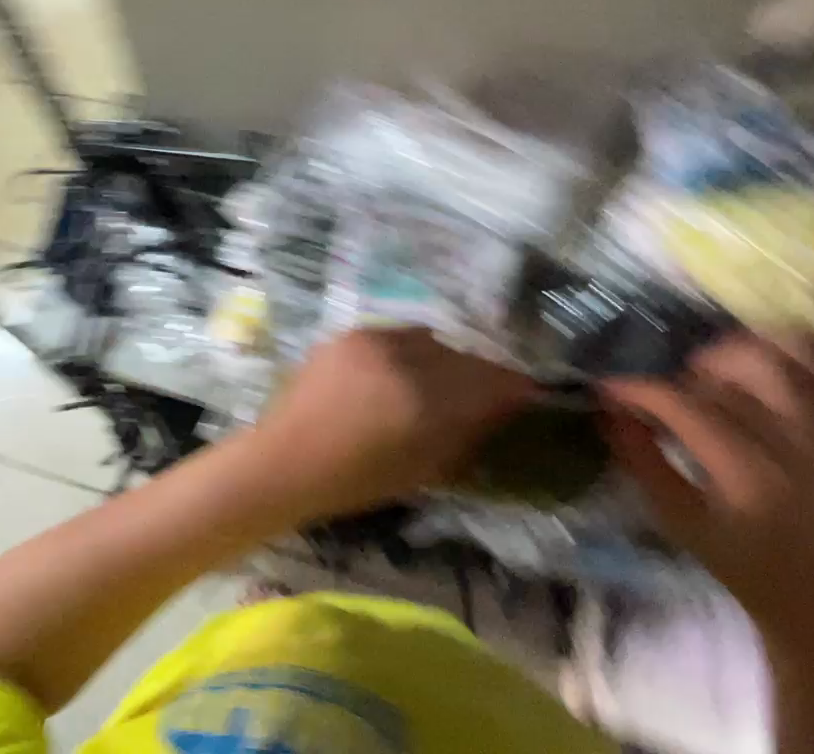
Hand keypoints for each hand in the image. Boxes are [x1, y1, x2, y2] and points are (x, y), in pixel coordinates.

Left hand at [247, 328, 539, 517]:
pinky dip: (412, 350)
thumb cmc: (354, 481)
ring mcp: (373, 341)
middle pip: (465, 356)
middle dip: (483, 374)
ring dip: (447, 358)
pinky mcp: (349, 334)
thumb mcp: (423, 469)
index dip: (516, 388)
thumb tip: (499, 413)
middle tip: (488, 392)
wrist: (284, 461)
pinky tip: (404, 372)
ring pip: (432, 340)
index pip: (490, 382)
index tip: (529, 395)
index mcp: (424, 402)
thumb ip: (466, 436)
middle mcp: (403, 360)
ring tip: (442, 381)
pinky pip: (397, 335)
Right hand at [602, 336, 813, 628]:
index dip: (642, 390)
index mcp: (747, 476)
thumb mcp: (675, 517)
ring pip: (789, 358)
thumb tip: (609, 410)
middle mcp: (794, 446)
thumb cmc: (736, 558)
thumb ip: (641, 459)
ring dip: (740, 354)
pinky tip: (755, 371)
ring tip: (714, 374)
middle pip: (748, 368)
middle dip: (697, 366)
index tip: (609, 387)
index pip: (689, 408)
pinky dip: (787, 357)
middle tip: (674, 385)